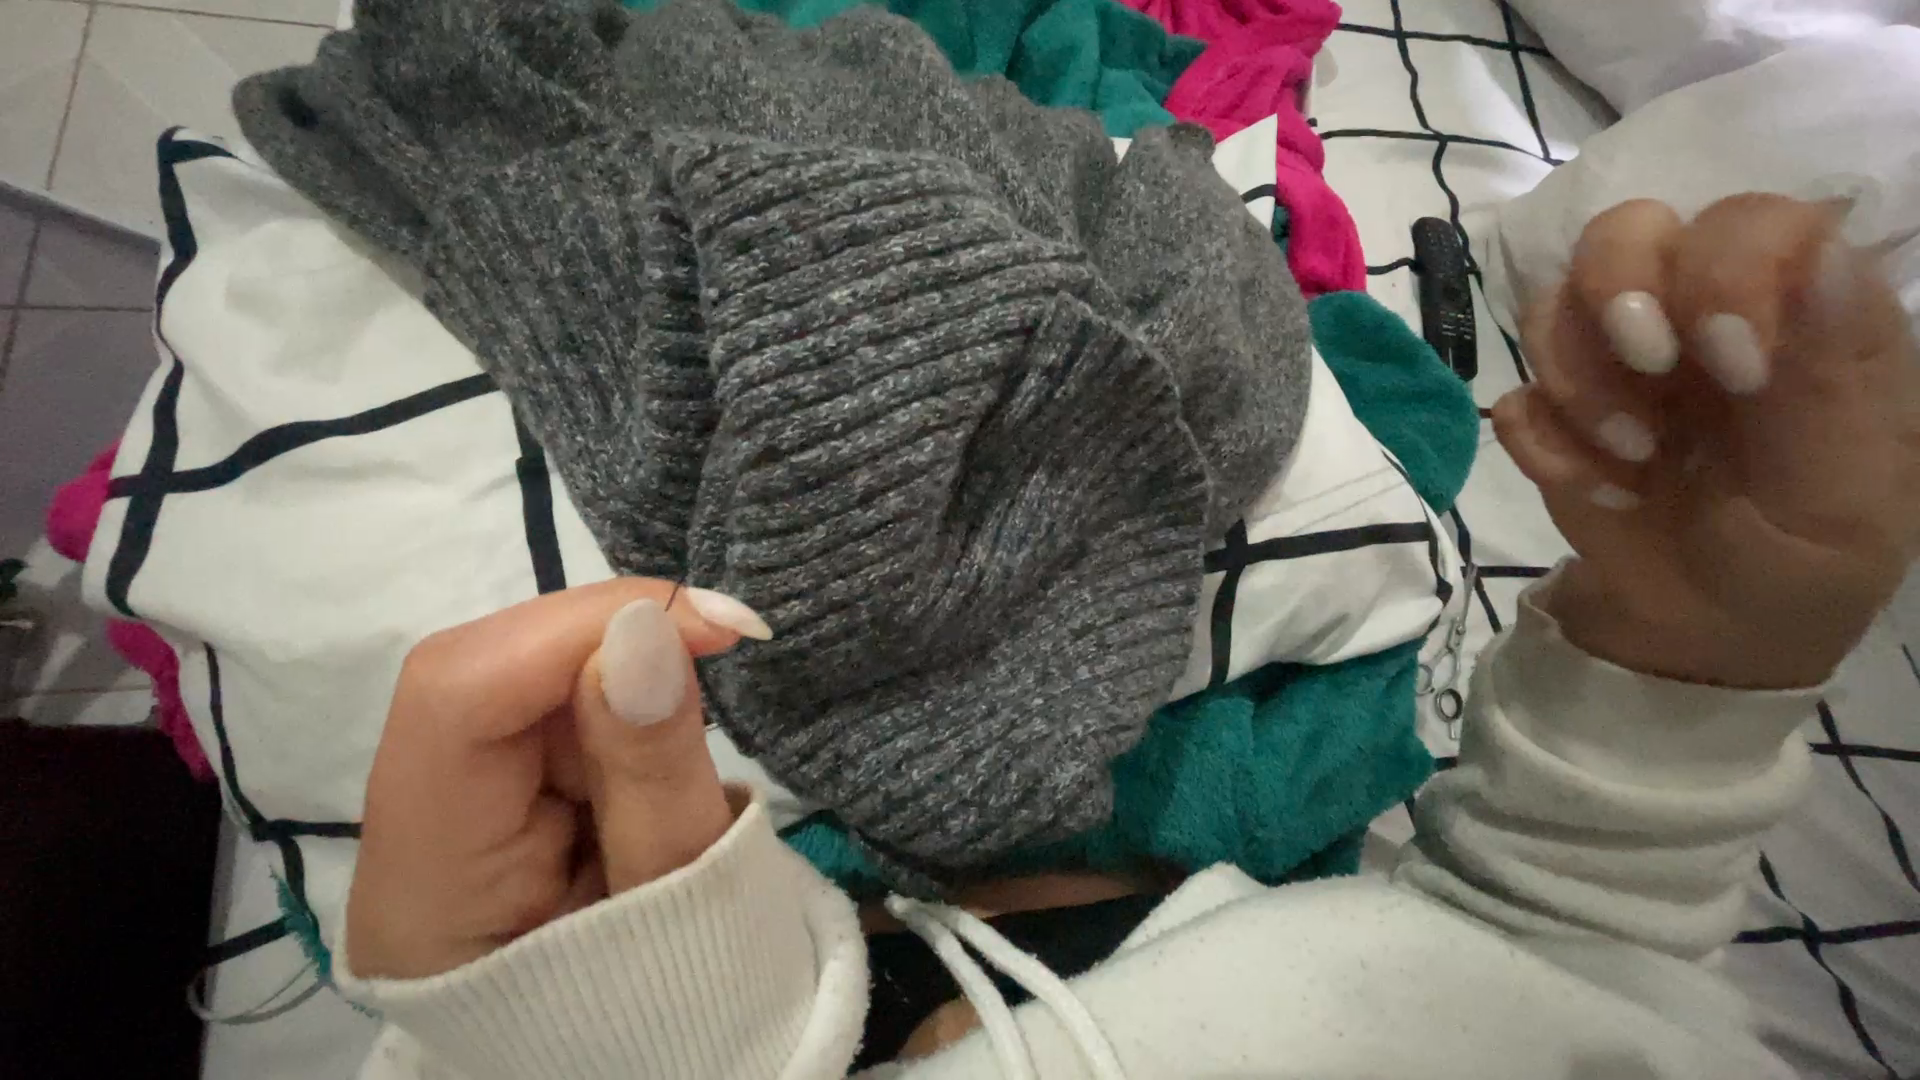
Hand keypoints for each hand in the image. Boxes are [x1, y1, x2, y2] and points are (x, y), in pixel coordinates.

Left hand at [347, 580, 768, 980]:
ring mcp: (444, 802)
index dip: (583, 630)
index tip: (711, 623)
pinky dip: (617, 684)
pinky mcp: (489, 784)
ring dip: (620, 661)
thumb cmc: (672, 993)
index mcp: (430, 887)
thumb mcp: (680, 886)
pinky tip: (659, 718)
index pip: (461, 698)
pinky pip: (544, 697)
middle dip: (610, 636)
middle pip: (483, 670)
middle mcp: (410, 831)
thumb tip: (646, 626)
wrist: (644, 1046)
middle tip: (721, 639)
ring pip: (517, 670)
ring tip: (690, 709)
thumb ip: (655, 763)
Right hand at [1494, 194, 1919, 688]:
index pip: (1746, 223)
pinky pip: (1513, 402)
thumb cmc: (1802, 559)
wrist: (1703, 629)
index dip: (1723, 272)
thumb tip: (1815, 254)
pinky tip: (1598, 490)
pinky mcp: (1547, 420)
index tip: (1733, 367)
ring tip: (1628, 458)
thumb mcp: (1851, 484)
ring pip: (1546, 308)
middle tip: (1647, 370)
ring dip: (1577, 386)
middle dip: (1618, 296)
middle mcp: (1693, 323)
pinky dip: (1543, 448)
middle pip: (1623, 233)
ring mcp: (1608, 369)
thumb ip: (1840, 373)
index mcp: (1793, 317)